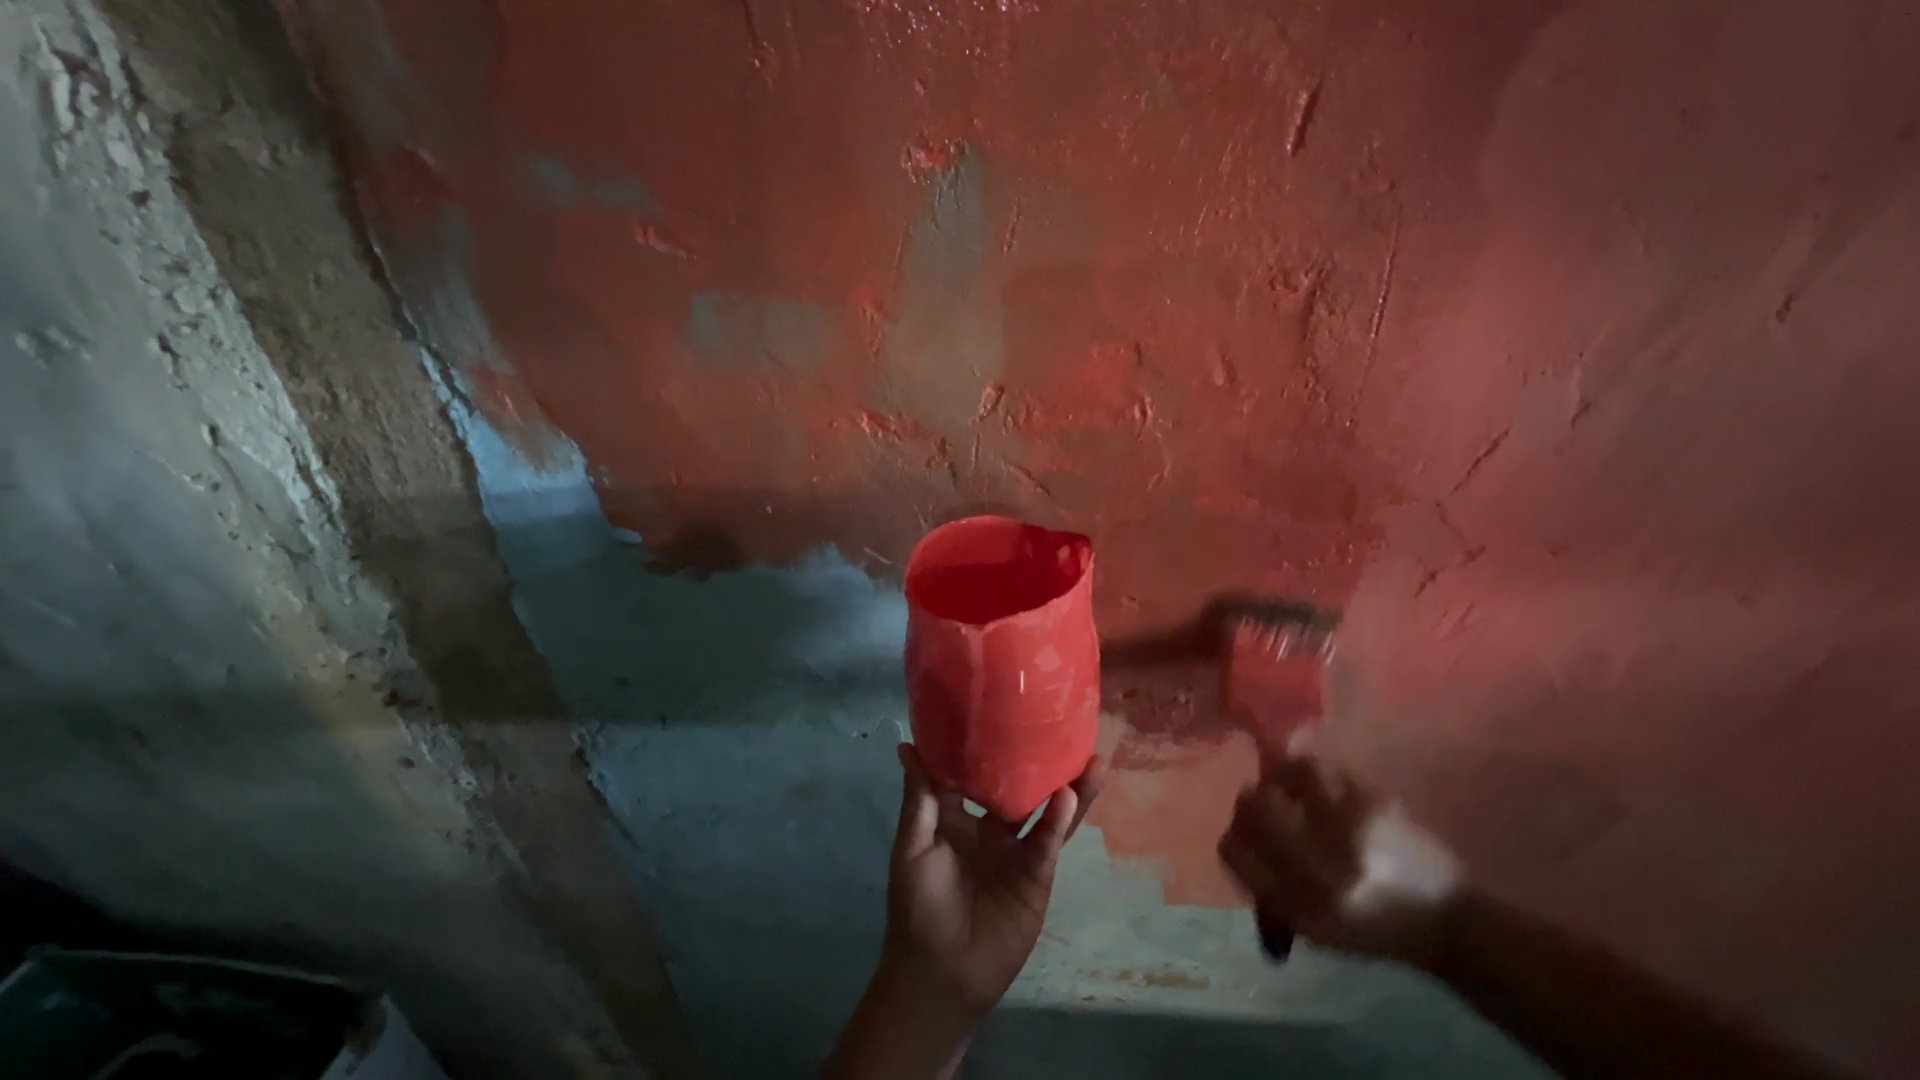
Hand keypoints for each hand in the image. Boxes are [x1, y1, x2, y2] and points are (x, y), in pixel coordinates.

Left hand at [883, 743, 1104, 1014]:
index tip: (1005, 706)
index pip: (975, 770)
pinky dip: (1060, 821)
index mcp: (955, 816)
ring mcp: (1016, 852)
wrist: (940, 973)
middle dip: (1040, 761)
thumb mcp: (913, 846)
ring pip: (1045, 811)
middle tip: (1061, 726)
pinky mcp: (1037, 877)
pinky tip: (1070, 796)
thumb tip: (907, 745)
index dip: (989, 743)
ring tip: (1091, 757)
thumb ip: (919, 798)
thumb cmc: (918, 905)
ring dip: (1067, 786)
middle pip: (1020, 786)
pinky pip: (1050, 843)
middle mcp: (989, 827)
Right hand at [1217, 751, 1462, 968]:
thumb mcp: (1314, 929)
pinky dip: (1315, 771)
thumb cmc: (1374, 930)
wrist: (1447, 922)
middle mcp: (1318, 868)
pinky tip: (1318, 779)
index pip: (1234, 850)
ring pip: (1289, 774)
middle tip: (1263, 801)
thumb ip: (1270, 890)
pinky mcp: (1376, 803)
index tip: (1245, 835)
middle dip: (1252, 800)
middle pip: (1254, 806)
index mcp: (1297, 904)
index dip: (1234, 837)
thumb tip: (1238, 840)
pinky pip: (1326, 769)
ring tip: (1289, 782)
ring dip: (1283, 775)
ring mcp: (1349, 831)